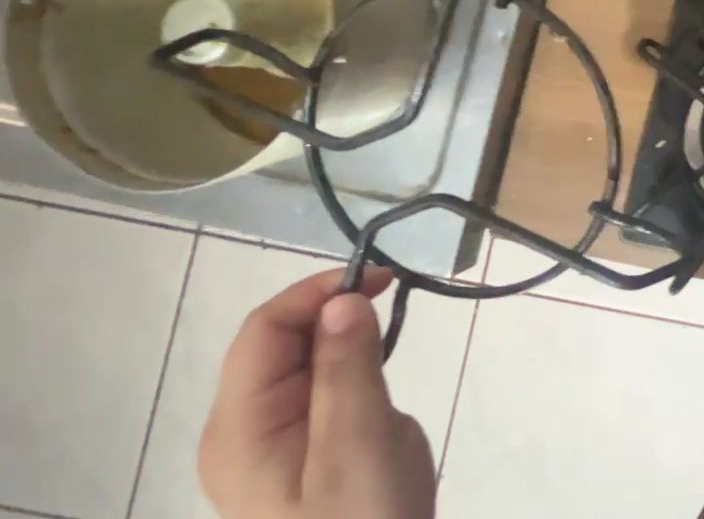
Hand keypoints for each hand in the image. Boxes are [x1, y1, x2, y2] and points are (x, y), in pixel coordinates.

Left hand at [199, 267, 435, 518]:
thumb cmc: (361, 517)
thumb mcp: (360, 441)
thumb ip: (348, 369)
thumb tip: (344, 298)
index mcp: (240, 427)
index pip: (262, 332)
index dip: (316, 292)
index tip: (382, 278)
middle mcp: (242, 427)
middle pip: (275, 342)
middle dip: (331, 308)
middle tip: (395, 295)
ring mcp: (270, 438)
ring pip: (298, 359)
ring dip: (342, 332)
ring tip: (390, 328)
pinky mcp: (301, 444)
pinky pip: (316, 383)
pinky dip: (348, 359)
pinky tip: (377, 363)